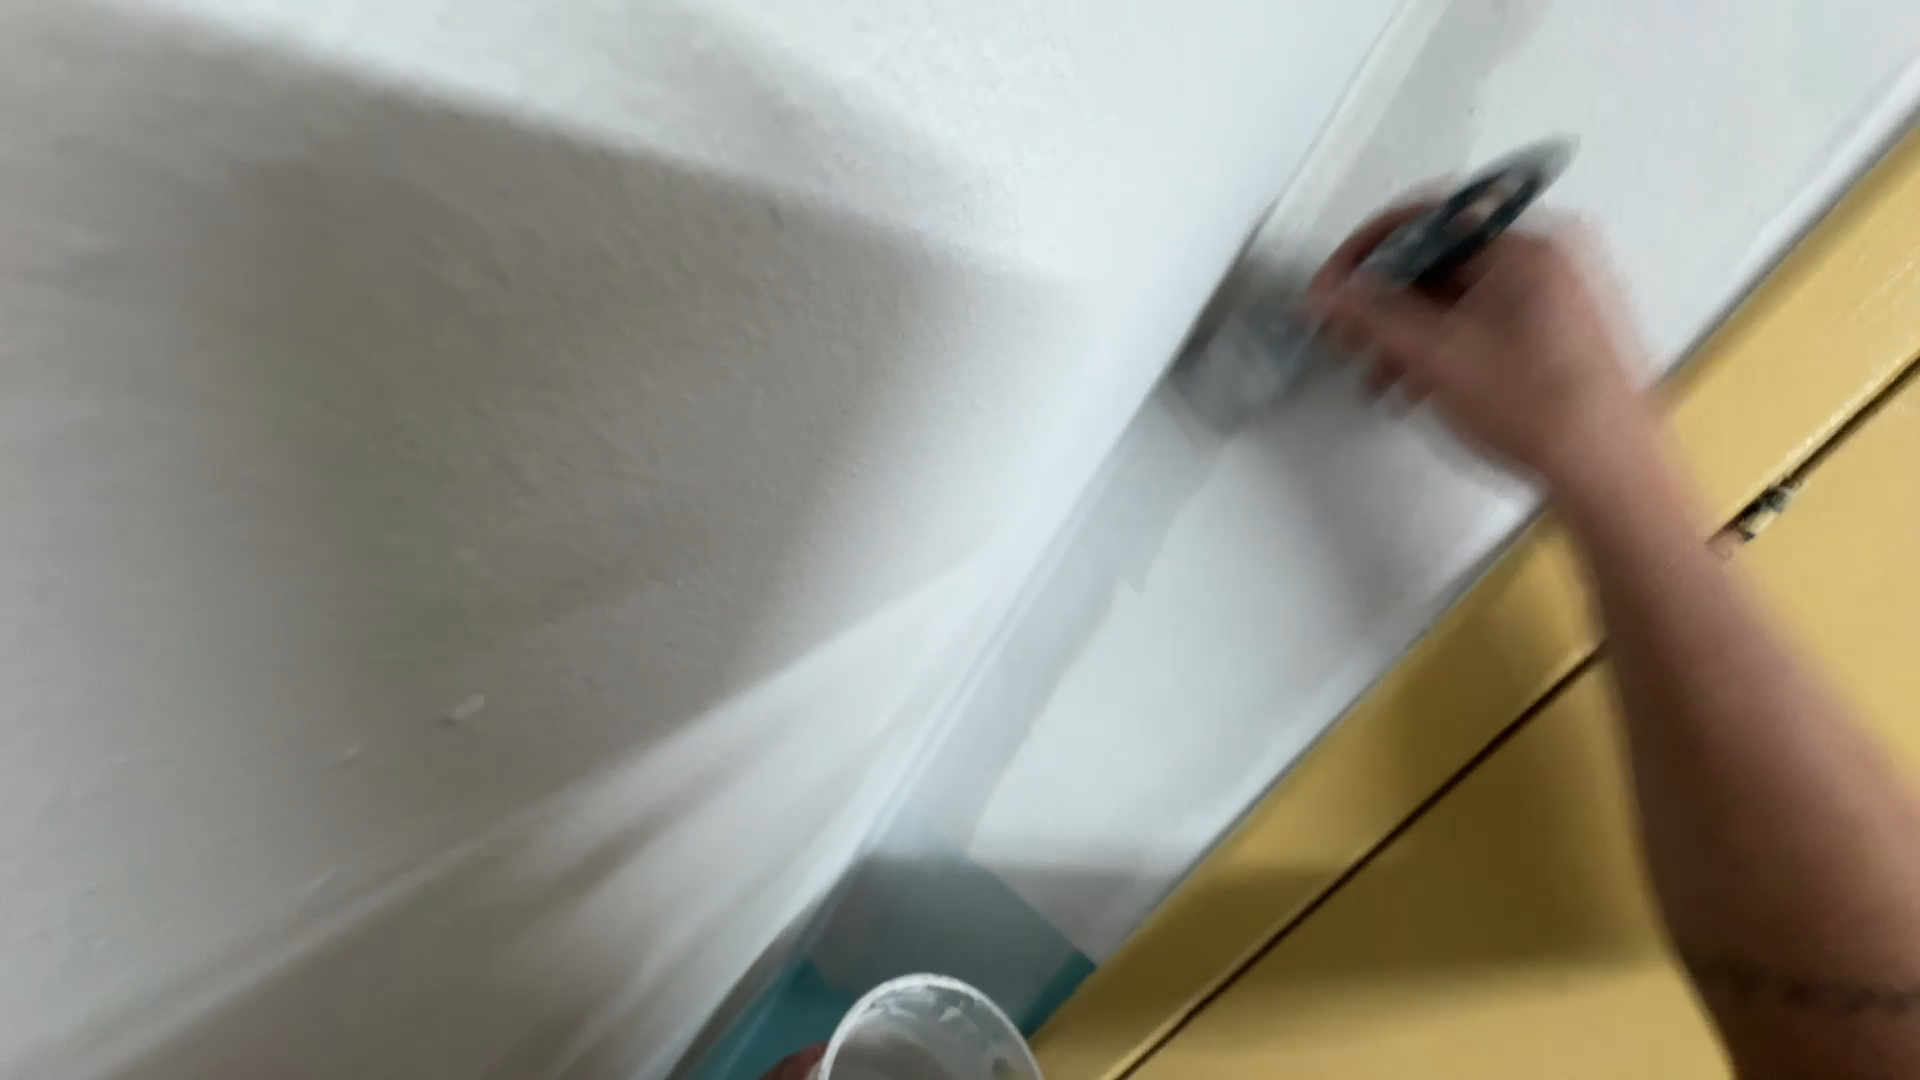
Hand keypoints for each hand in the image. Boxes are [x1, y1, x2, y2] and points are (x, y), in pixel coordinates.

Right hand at [1305, 204, 1655, 487]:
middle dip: (1380, 303)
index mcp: (1525, 247)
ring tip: (1376, 375)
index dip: (1364, 251)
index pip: (1425, 219)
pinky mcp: (1546, 332)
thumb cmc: (1540, 411)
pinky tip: (1413, 387)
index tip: (1331, 286)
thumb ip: (1370, 317)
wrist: (1603, 469)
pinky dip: (1434, 349)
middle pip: (1434, 262)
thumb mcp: (1434, 355)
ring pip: (1449, 298)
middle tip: (1344, 333)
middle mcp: (1542, 260)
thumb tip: (1326, 294)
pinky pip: (1472, 323)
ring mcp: (1548, 296)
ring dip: (1400, 334)